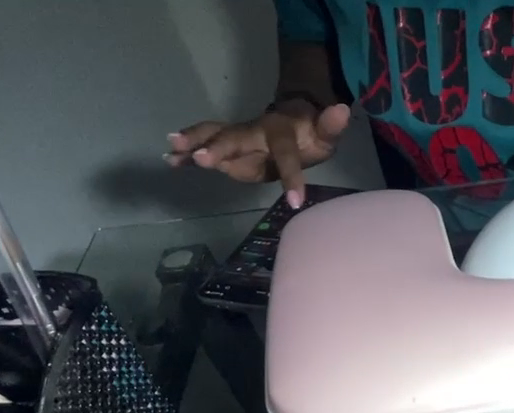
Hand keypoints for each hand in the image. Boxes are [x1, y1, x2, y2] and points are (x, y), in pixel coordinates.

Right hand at [166, 102, 350, 202]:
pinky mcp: (228, 147)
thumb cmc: (309, 133)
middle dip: (219, 148)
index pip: (286, 155)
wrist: (291, 120)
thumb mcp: (325, 133)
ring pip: (213, 136)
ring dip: (194, 144)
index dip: (292, 177)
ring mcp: (238, 137)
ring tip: (174, 152)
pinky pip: (205, 145)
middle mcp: (254, 131)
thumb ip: (331, 126)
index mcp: (280, 132)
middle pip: (235, 138)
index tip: (296, 201)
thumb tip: (342, 110)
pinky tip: (171, 160)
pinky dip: (187, 152)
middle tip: (201, 158)